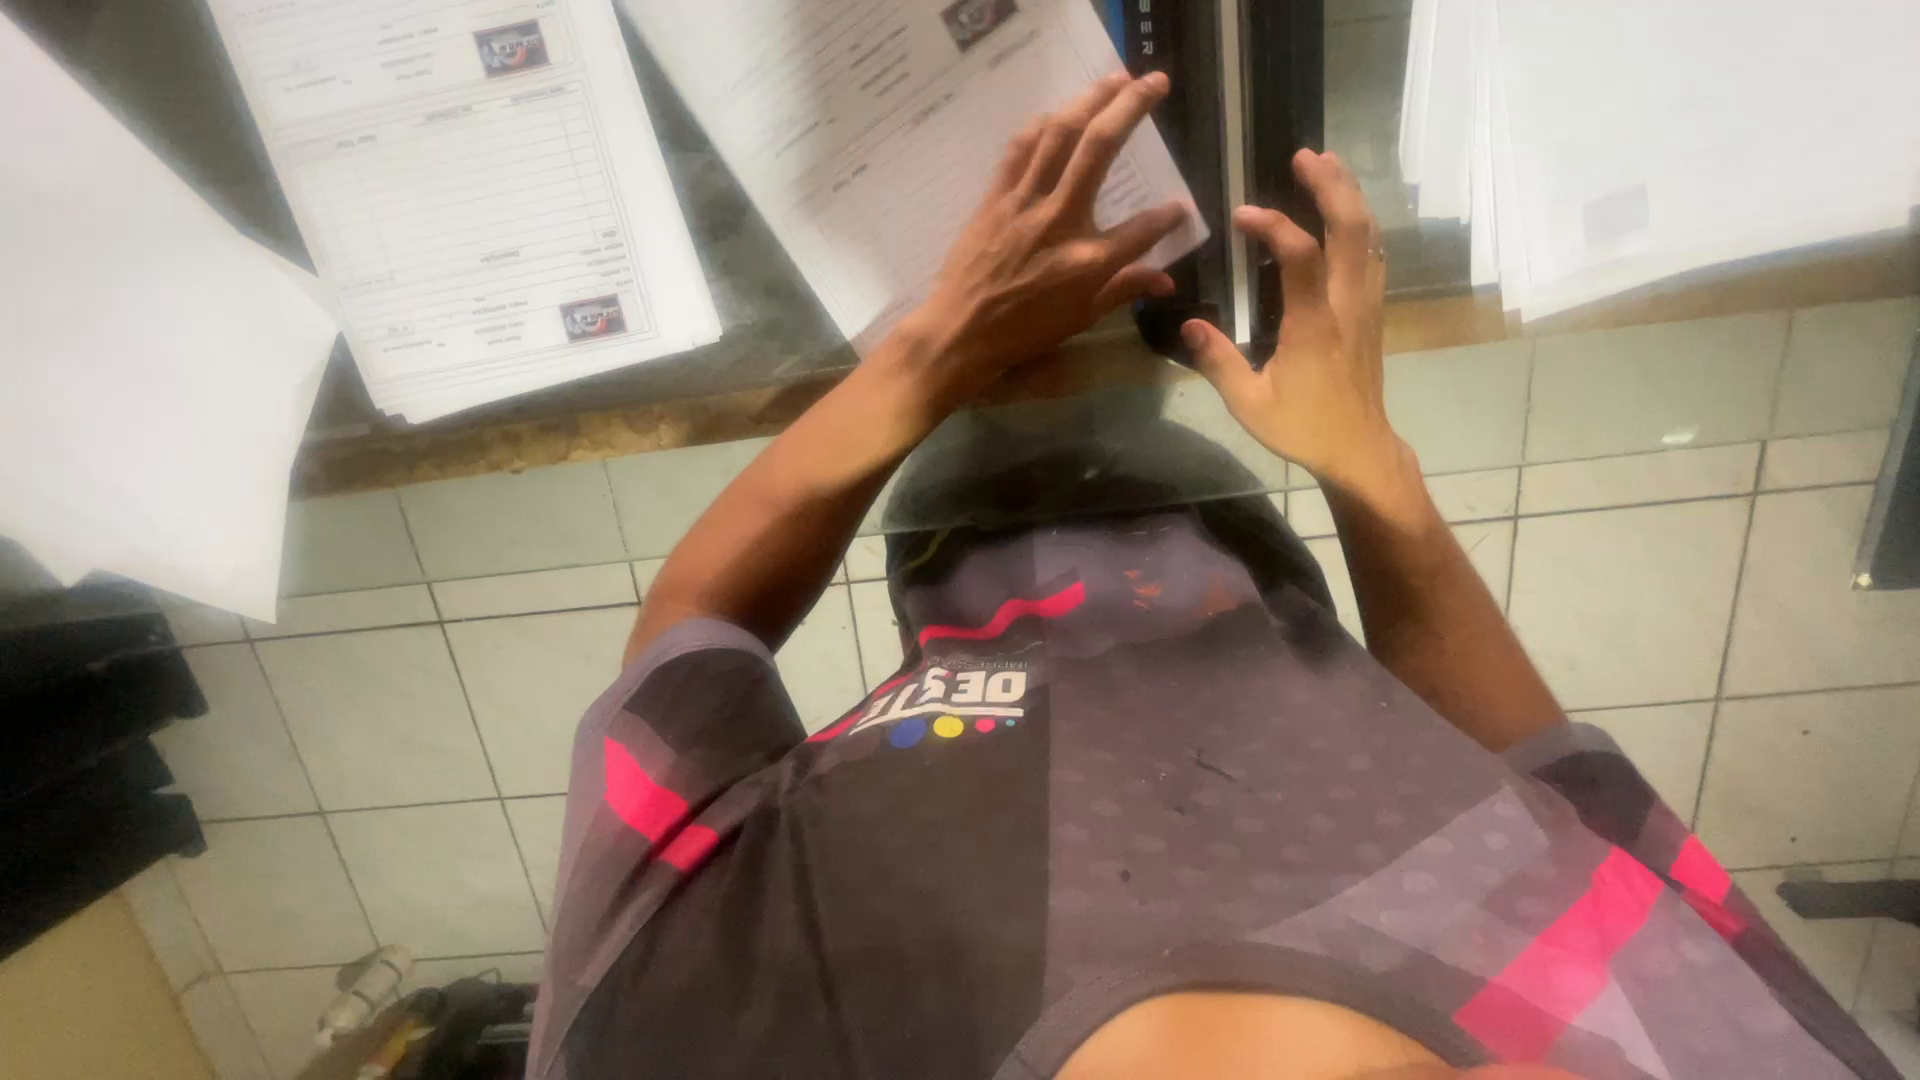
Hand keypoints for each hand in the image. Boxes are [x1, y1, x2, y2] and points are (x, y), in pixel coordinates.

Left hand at [891, 71, 1190, 405]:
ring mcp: (1024, 204)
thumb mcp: (1080, 319)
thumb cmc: (1022, 333)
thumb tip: (1166, 282)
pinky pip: (1020, 148)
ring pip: (1060, 134)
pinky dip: (1042, 123)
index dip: (1168, 216)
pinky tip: (1059, 112)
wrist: (960, 332)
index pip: (1142, 228)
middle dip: (1133, 107)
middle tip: (1156, 81)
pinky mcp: (995, 198)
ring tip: (1114, 79)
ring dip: (1090, 98)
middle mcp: (1059, 220)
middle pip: (1101, 148)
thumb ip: (1124, 291)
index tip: (1180, 207)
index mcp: (1087, 261)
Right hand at [1181, 150, 1411, 501]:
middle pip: (1352, 228)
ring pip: (1370, 236)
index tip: (1242, 214)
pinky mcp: (1374, 313)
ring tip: (1327, 168)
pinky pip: (1374, 255)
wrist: (1358, 449)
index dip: (1273, 226)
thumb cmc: (1302, 427)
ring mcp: (1367, 306)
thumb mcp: (1249, 404)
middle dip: (1331, 185)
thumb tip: (1188, 327)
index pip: (1300, 256)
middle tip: (1305, 156)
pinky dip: (1360, 225)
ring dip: (1350, 197)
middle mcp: (1348, 304)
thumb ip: (1219, 362)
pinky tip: (1346, 217)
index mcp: (1314, 324)